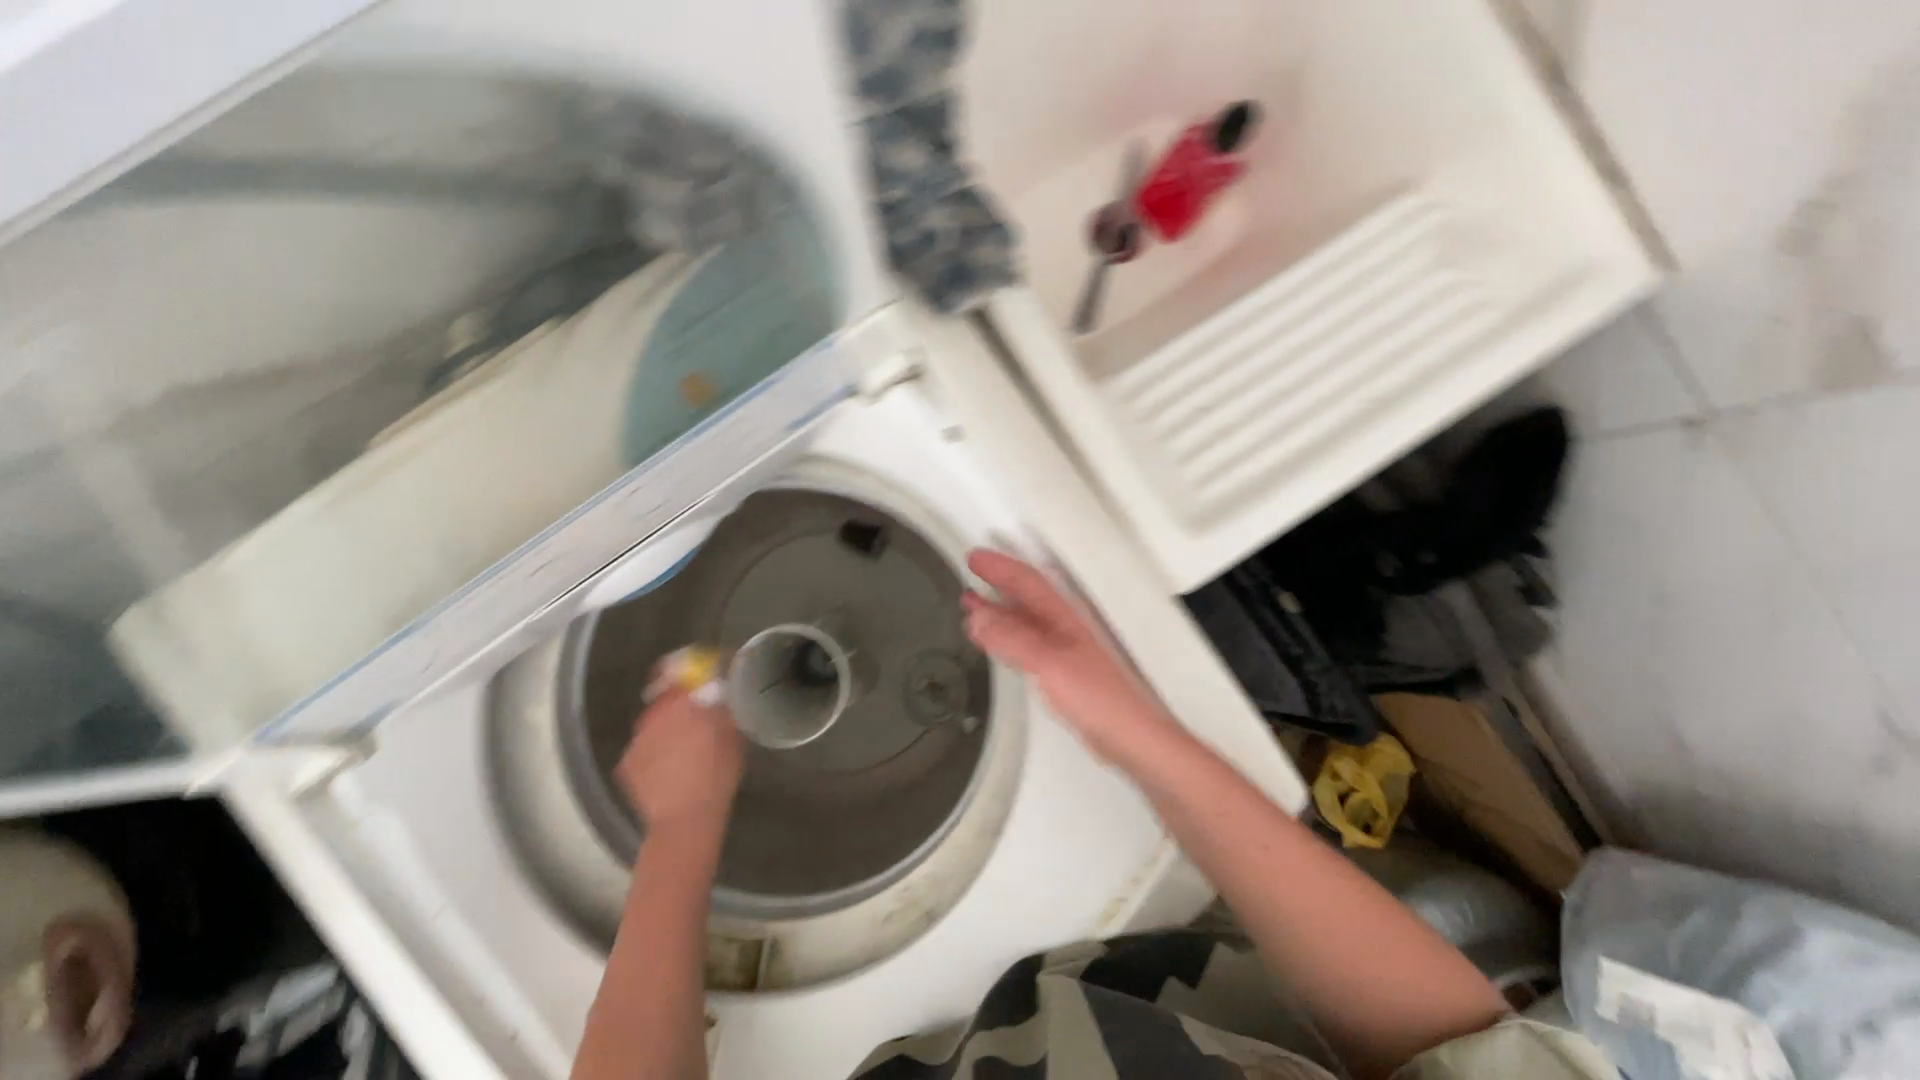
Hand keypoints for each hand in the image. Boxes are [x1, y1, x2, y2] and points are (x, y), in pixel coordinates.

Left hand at [614, 687, 743, 837]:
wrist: (685, 819)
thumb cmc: (717, 776)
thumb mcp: (732, 738)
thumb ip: (723, 711)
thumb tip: (719, 694)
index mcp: (683, 705)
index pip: (679, 677)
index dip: (687, 677)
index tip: (697, 684)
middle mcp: (654, 716)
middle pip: (663, 703)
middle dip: (676, 709)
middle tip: (692, 723)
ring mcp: (636, 741)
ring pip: (651, 727)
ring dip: (663, 733)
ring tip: (679, 752)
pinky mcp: (625, 765)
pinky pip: (641, 752)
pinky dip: (651, 757)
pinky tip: (665, 773)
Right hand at [962, 549, 1184, 768]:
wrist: (1128, 737)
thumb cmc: (1099, 699)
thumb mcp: (1049, 663)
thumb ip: (1012, 640)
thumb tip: (978, 617)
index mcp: (1065, 618)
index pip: (1028, 581)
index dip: (1001, 567)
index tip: (975, 558)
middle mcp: (1064, 629)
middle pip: (1027, 597)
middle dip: (998, 584)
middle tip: (973, 573)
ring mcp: (1063, 651)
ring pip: (1025, 621)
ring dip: (999, 612)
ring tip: (973, 607)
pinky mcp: (1061, 674)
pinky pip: (1026, 645)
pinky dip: (1006, 638)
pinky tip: (997, 643)